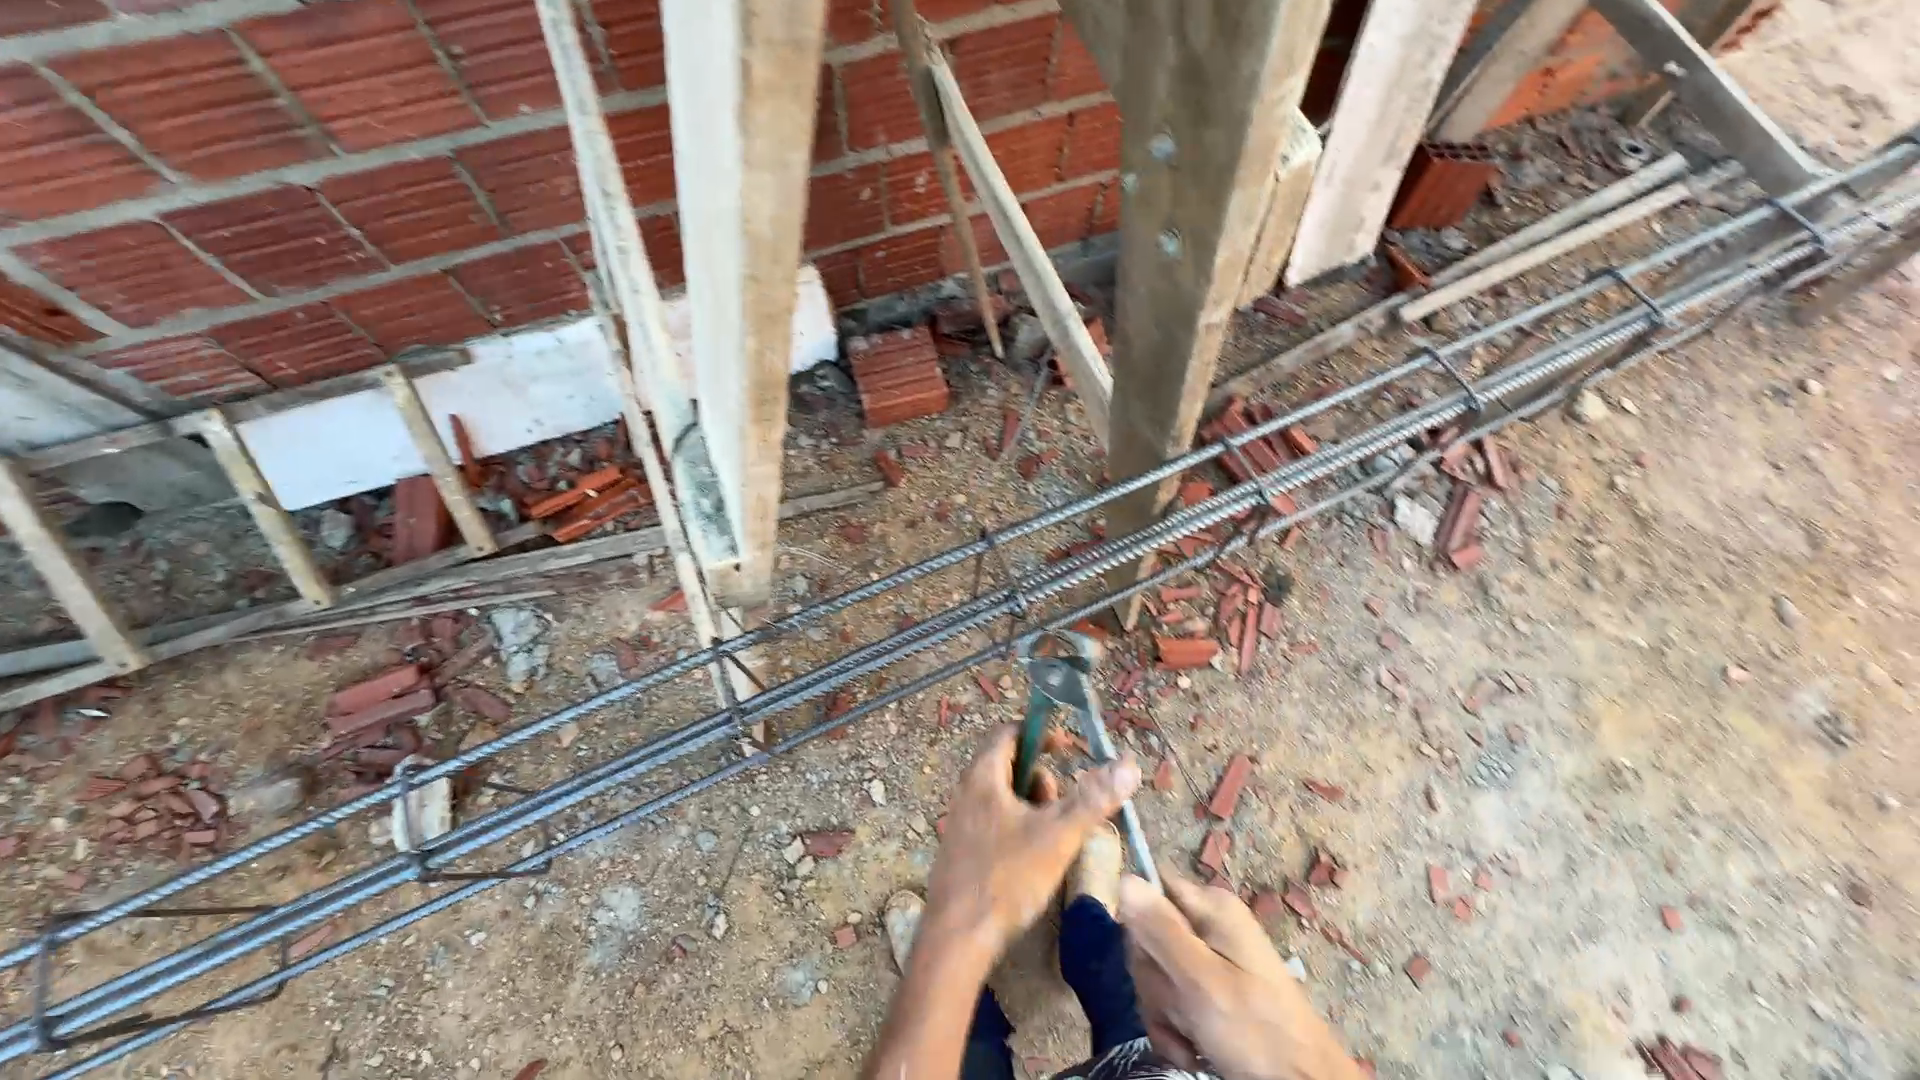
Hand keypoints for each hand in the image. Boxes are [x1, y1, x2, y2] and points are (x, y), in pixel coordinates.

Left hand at [924, 724, 1140, 956]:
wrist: (958, 937)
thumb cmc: (1007, 878)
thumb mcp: (1058, 836)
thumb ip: (1093, 798)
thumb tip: (1128, 764)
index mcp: (983, 777)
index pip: (1008, 732)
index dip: (1040, 733)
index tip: (1068, 749)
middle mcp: (966, 792)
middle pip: (1007, 765)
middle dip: (1041, 778)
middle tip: (1062, 807)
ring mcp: (960, 823)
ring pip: (1003, 797)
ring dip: (1032, 807)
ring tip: (1052, 838)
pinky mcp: (961, 851)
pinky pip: (994, 822)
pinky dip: (1018, 827)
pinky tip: (1033, 860)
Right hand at [1120, 871, 1367, 1079]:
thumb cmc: (1255, 1030)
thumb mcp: (1201, 980)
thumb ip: (1161, 929)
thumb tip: (1125, 877)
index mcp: (1212, 908)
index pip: (1150, 892)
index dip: (1140, 927)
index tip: (1152, 962)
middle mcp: (1210, 925)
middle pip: (1149, 937)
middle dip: (1155, 981)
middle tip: (1181, 1008)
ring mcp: (1211, 960)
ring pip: (1156, 974)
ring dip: (1164, 1011)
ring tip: (1191, 1036)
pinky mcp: (1210, 992)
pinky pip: (1171, 1000)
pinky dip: (1174, 1028)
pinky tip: (1191, 1048)